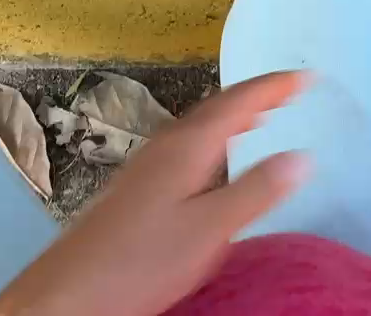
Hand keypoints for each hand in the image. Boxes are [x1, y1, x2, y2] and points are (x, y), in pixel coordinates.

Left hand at [0, 72, 308, 315]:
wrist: (63, 297)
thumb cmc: (140, 260)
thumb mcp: (208, 230)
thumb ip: (255, 191)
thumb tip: (304, 156)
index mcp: (189, 144)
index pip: (240, 101)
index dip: (274, 86)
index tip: (307, 76)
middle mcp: (169, 142)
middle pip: (220, 106)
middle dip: (257, 94)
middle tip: (292, 90)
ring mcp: (150, 162)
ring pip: (203, 124)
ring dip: (236, 114)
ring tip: (263, 114)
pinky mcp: (139, 185)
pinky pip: (191, 141)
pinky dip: (217, 135)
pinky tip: (216, 158)